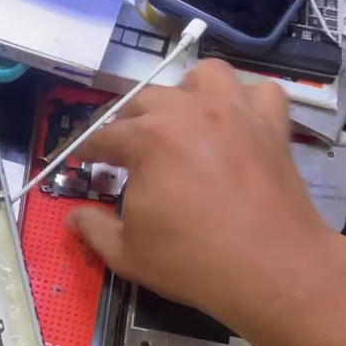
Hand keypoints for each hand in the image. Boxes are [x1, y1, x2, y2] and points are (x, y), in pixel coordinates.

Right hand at [68, 60, 345, 342]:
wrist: (270, 269)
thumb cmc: (190, 261)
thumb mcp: (126, 254)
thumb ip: (93, 229)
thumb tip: (73, 217)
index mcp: (147, 139)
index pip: (104, 136)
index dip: (87, 150)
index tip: (81, 161)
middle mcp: (189, 112)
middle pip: (146, 98)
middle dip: (127, 120)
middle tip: (124, 148)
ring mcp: (235, 112)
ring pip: (203, 75)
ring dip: (184, 92)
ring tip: (180, 119)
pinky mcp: (271, 125)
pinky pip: (259, 91)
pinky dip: (244, 100)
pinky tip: (233, 121)